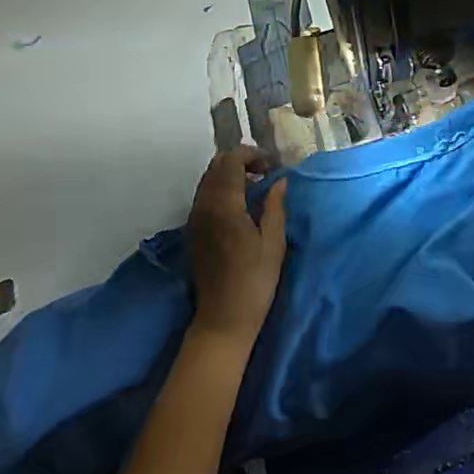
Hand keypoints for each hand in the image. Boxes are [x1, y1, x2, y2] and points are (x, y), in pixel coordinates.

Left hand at [185, 147, 289, 342]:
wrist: (223, 318)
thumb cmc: (255, 282)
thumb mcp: (274, 242)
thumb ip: (275, 205)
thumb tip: (280, 180)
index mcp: (224, 206)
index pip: (231, 161)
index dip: (252, 155)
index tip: (273, 165)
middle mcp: (203, 206)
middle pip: (216, 165)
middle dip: (241, 160)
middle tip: (267, 171)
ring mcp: (195, 217)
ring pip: (208, 179)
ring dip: (231, 174)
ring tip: (257, 185)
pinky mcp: (193, 229)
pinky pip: (205, 195)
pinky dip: (222, 188)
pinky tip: (241, 203)